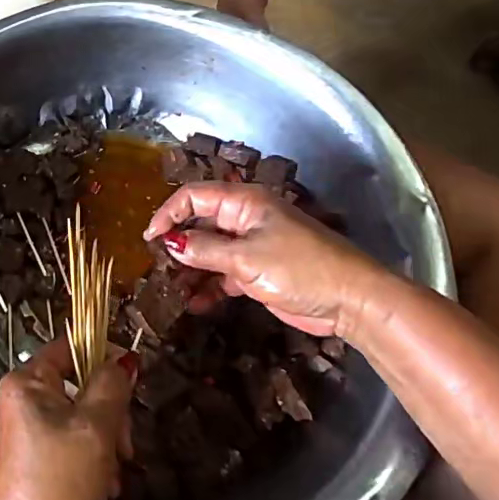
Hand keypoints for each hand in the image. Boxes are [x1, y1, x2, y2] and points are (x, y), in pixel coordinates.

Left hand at [0, 338, 134, 499]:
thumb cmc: (61, 483)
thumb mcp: (96, 425)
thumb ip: (113, 383)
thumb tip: (126, 358)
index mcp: (26, 381)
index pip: (72, 344)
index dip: (105, 352)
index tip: (132, 373)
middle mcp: (24, 398)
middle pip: (82, 380)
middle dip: (111, 407)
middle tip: (124, 437)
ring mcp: (31, 427)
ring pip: (85, 410)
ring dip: (109, 434)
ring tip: (118, 464)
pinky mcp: (41, 454)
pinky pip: (77, 435)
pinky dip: (97, 452)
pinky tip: (108, 478)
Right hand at [143, 182, 387, 337]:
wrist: (349, 298)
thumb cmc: (300, 268)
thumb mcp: (246, 258)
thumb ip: (205, 250)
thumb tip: (170, 242)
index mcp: (245, 202)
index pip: (196, 196)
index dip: (169, 213)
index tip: (149, 239)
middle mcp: (246, 218)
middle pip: (201, 222)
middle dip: (178, 242)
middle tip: (156, 268)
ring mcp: (254, 245)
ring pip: (211, 250)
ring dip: (191, 268)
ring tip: (170, 290)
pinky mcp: (259, 271)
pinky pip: (225, 273)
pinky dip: (210, 285)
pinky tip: (194, 303)